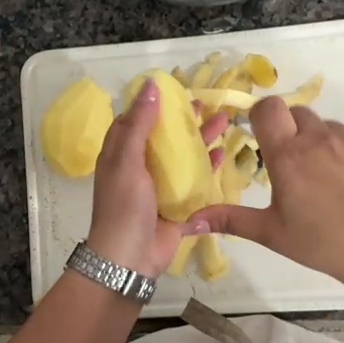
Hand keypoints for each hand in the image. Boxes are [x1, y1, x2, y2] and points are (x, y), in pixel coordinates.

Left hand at [86, 79, 227, 275]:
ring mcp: (159, 186)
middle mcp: (138, 166)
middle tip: (206, 102)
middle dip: (181, 119)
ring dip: (199, 138)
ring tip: (223, 118)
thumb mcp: (128, 160)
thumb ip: (140, 124)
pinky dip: (207, 165)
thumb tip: (150, 85)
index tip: (173, 88)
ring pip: (181, 155)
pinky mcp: (177, 203)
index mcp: (119, 154)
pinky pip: (195, 179)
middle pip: (162, 135)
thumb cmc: (124, 206)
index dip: (151, 103)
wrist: (130, 257)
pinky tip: (223, 150)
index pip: (134, 120)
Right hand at [187, 98, 343, 306]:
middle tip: (291, 164)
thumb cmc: (325, 244)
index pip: (268, 108)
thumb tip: (189, 221)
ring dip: (319, 144)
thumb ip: (230, 220)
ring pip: (329, 129)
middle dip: (290, 130)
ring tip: (325, 181)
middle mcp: (320, 140)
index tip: (260, 135)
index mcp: (288, 155)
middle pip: (298, 114)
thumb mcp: (272, 233)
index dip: (261, 115)